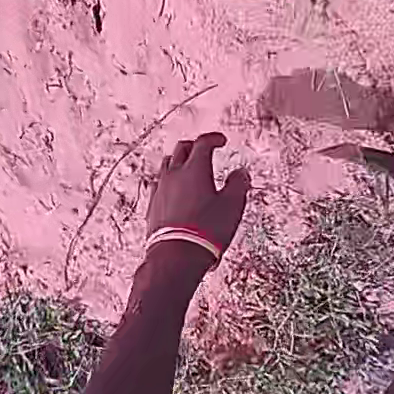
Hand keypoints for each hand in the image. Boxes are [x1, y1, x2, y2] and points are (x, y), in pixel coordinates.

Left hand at [147, 132, 249, 249]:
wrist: (176, 255)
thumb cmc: (205, 230)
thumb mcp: (232, 206)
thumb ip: (238, 185)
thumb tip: (241, 173)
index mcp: (195, 169)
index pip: (203, 143)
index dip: (213, 138)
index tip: (220, 140)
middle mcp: (174, 175)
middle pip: (181, 149)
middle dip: (194, 146)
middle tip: (204, 149)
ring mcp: (160, 190)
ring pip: (167, 166)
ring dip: (179, 162)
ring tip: (189, 168)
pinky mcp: (153, 206)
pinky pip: (159, 185)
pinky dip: (170, 182)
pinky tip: (175, 190)